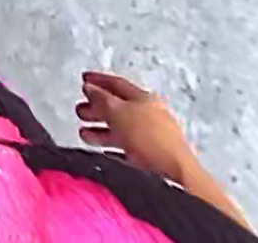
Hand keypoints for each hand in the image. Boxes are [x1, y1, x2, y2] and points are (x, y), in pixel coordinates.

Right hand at [75, 71, 197, 180]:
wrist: (176, 178)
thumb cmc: (149, 139)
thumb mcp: (116, 111)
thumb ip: (100, 97)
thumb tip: (89, 88)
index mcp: (146, 98)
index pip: (118, 84)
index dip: (98, 80)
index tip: (85, 78)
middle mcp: (153, 116)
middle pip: (119, 107)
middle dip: (97, 108)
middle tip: (81, 109)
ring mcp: (156, 139)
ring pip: (123, 130)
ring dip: (102, 131)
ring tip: (85, 133)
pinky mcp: (157, 161)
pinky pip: (130, 150)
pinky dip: (115, 148)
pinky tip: (106, 152)